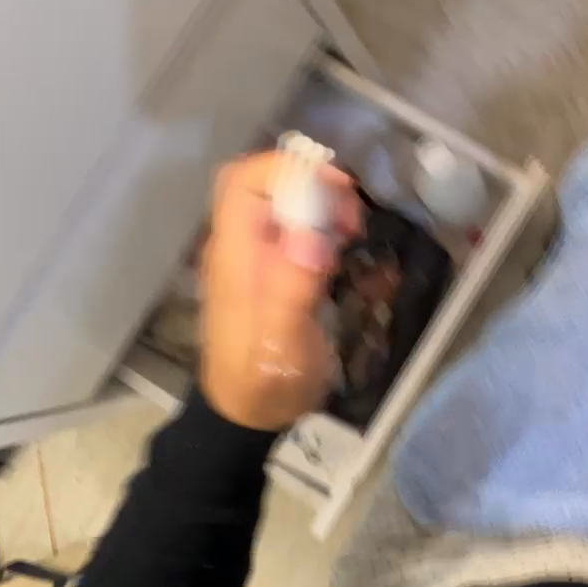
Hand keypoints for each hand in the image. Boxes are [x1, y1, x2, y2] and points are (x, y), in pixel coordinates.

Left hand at [198, 152, 361, 431]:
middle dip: (310, 182)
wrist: (246, 415)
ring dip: (319, 201)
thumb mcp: (283, 345)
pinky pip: (290, 225)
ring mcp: (252, 256)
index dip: (289, 171)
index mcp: (235, 256)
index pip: (244, 182)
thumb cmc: (265, 383)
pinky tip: (342, 244)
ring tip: (352, 230)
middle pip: (261, 182)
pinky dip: (319, 221)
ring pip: (278, 200)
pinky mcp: (268, 268)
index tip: (337, 190)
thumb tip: (310, 236)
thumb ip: (292, 290)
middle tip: (350, 214)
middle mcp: (238, 247)